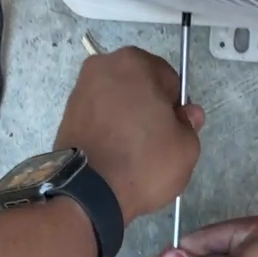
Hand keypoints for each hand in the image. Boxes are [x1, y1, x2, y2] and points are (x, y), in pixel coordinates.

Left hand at [54, 47, 205, 221]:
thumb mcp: (185, 148)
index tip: (173, 131)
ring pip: (118, 104)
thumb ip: (190, 124)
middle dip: (149, 110)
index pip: (169, 81)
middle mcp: (102, 67)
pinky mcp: (67, 115)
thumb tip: (187, 114)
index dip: (175, 108)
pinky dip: (109, 132)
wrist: (88, 194)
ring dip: (128, 121)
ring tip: (132, 153)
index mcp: (134, 62)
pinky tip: (114, 155)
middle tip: (154, 144)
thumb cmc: (143, 164)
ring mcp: (80, 90)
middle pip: (140, 89)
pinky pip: (99, 119)